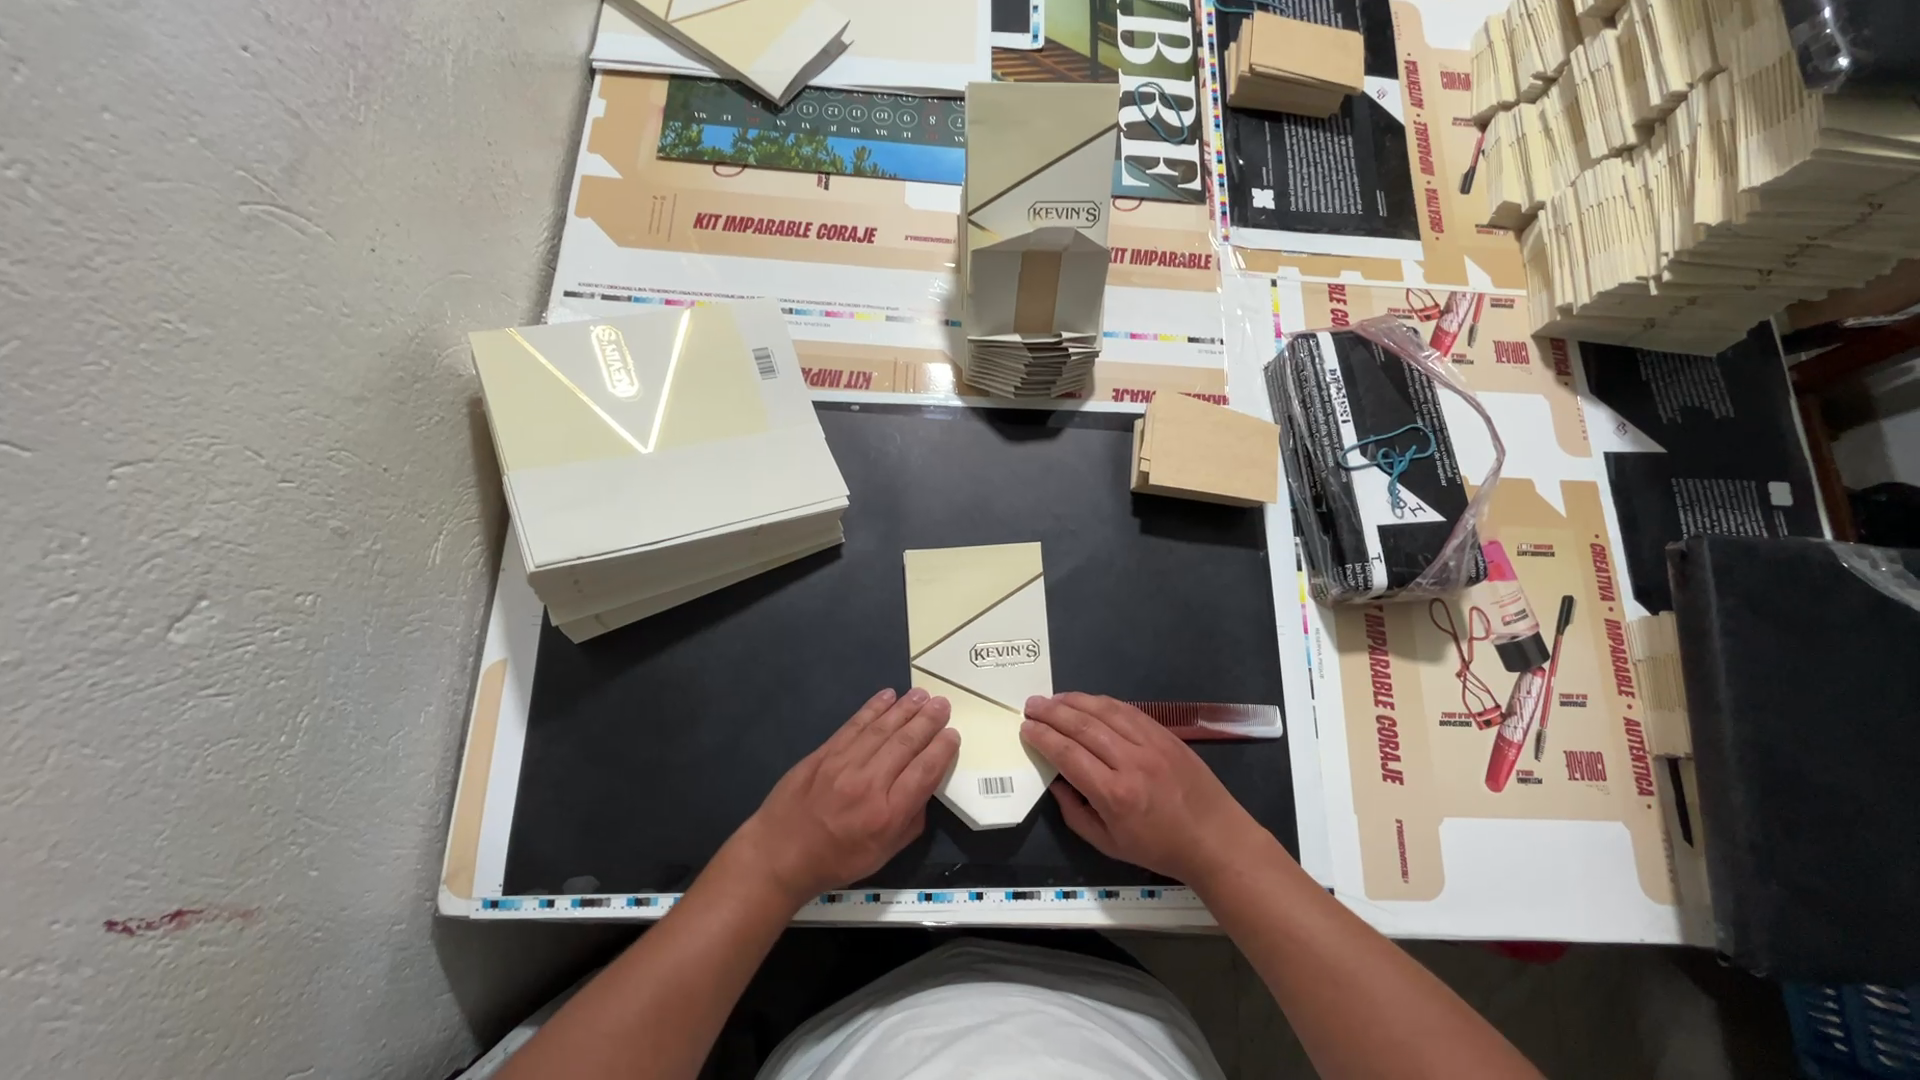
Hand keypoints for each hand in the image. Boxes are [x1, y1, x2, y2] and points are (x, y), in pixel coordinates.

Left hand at [732, 688, 959, 902]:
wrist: (781, 853)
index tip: (953, 733)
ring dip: (905, 709)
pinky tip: (888, 697)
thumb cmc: (837, 859)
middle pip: (906, 743)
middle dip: (928, 721)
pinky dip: (873, 708)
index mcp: (888, 814)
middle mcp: (868, 784)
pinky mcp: (824, 753)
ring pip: (882, 729)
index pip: (924, 771)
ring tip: (923, 695)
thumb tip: (926, 787)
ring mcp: (843, 765)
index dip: (942, 749)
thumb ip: (911, 820)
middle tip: (943, 704)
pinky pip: (855, 725)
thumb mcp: (884, 853)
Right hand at [1020, 693, 1269, 885]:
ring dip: (1074, 701)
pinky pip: (1128, 710)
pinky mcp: (1166, 734)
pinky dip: (1103, 702)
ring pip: (1105, 711)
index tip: (1026, 728)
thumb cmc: (1160, 848)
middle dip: (1051, 713)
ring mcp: (1151, 744)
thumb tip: (1055, 781)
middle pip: (1082, 726)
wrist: (1216, 839)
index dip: (1042, 737)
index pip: (1068, 754)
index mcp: (1114, 794)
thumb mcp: (1109, 844)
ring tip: (1053, 698)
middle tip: (1031, 705)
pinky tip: (1087, 702)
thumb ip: (1074, 813)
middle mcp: (1131, 762)